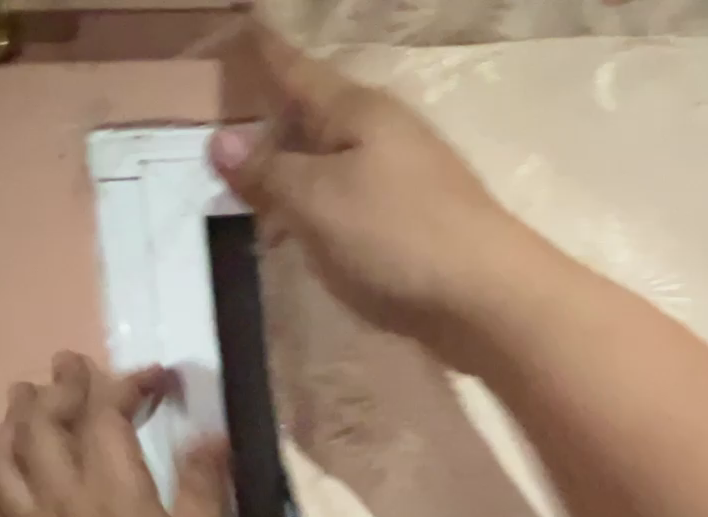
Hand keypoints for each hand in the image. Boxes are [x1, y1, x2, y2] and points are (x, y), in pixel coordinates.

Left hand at [0, 352, 230, 516]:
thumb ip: (203, 492)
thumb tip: (210, 435)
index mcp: (114, 495)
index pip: (105, 418)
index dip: (124, 386)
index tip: (153, 376)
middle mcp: (65, 502)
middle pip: (42, 429)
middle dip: (56, 390)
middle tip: (67, 367)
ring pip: (5, 462)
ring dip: (11, 423)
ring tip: (20, 401)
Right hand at [210, 26, 538, 356]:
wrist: (487, 299)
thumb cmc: (397, 237)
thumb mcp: (318, 201)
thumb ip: (269, 172)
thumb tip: (220, 141)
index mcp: (358, 111)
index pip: (296, 69)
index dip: (264, 51)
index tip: (243, 26)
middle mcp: (387, 136)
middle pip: (318, 121)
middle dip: (275, 131)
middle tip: (230, 152)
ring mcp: (410, 183)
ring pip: (339, 169)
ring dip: (301, 184)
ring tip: (261, 210)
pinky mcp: (421, 229)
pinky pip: (359, 208)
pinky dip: (329, 217)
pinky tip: (316, 243)